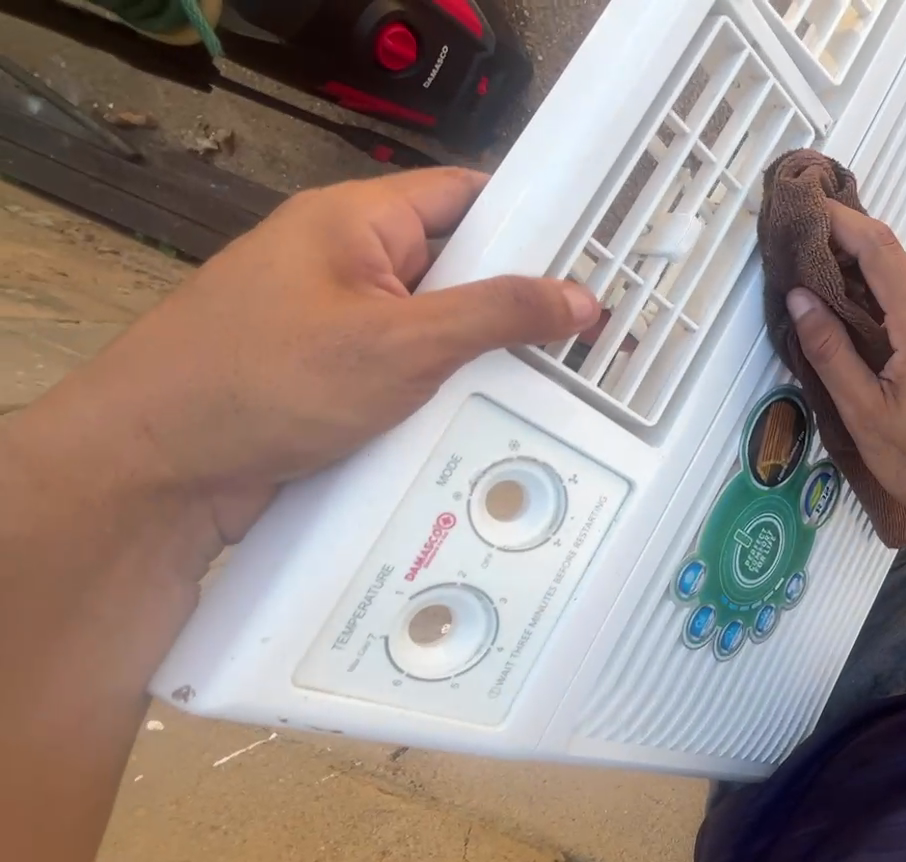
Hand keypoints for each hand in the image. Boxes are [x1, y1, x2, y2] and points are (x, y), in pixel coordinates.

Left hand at [38, 167, 596, 509]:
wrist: (161, 470)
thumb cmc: (265, 382)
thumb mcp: (403, 343)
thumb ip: (500, 315)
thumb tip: (582, 300)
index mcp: (355, 223)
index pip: (463, 194)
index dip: (531, 215)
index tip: (592, 251)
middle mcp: (352, 264)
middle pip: (462, 266)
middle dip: (525, 298)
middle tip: (592, 328)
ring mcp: (348, 322)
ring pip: (447, 325)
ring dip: (495, 351)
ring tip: (561, 376)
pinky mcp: (346, 375)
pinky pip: (424, 367)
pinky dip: (462, 386)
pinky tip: (501, 412)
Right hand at [785, 203, 905, 534]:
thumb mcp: (863, 412)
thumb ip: (830, 350)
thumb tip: (800, 297)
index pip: (880, 250)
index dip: (840, 222)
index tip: (804, 209)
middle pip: (897, 258)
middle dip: (849, 240)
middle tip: (803, 239)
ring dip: (868, 269)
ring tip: (822, 270)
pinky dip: (889, 295)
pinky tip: (861, 310)